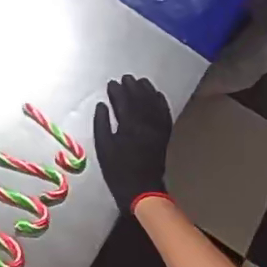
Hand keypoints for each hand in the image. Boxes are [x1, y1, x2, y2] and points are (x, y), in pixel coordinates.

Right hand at [93, 74, 173, 213]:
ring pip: (154, 103)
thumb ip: (101, 124)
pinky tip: (157, 95)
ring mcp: (157, 128)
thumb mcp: (103, 148)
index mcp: (129, 126)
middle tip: (126, 77)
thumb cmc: (118, 170)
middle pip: (140, 99)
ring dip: (147, 90)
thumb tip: (101, 105)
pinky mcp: (164, 134)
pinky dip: (161, 102)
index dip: (117, 91)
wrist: (141, 188)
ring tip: (141, 81)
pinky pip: (164, 113)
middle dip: (132, 87)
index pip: (123, 102)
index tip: (111, 83)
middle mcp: (146, 123)